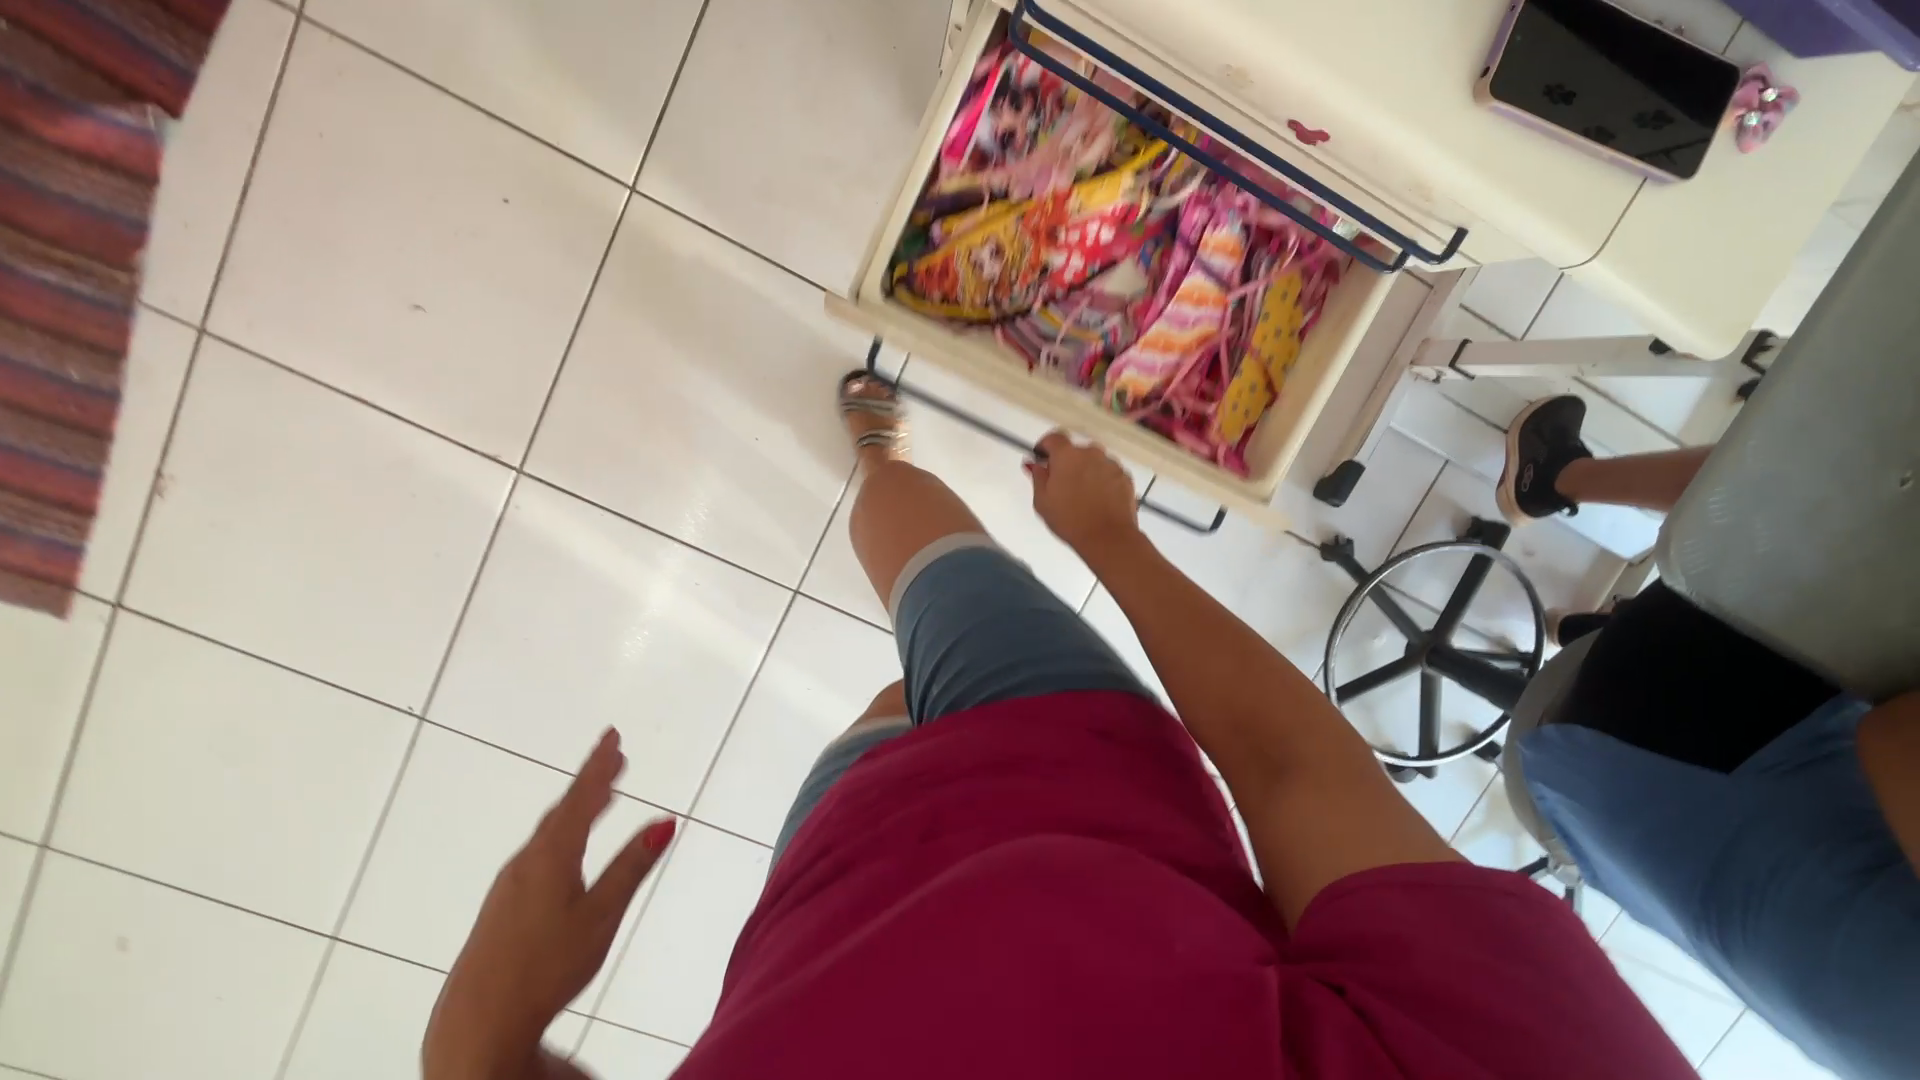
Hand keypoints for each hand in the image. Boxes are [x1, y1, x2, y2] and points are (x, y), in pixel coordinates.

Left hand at [424, 730, 675, 1079]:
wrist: (477, 1022)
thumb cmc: (547, 965)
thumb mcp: (601, 916)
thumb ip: (631, 867)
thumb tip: (665, 822)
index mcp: (552, 856)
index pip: (581, 798)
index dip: (599, 765)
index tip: (614, 736)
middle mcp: (526, 861)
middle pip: (563, 810)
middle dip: (591, 782)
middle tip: (615, 758)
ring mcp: (509, 885)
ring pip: (549, 832)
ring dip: (577, 808)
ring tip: (602, 796)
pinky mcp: (502, 906)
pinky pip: (538, 851)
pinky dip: (561, 833)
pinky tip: (567, 848)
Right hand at [1026, 431, 1141, 557]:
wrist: (1108, 537)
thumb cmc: (1070, 520)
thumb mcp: (1042, 501)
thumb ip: (1037, 477)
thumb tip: (1035, 464)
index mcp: (1067, 455)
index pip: (1054, 437)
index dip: (1045, 446)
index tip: (1042, 458)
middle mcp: (1091, 452)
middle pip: (1075, 451)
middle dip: (1067, 463)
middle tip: (1062, 484)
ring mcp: (1111, 463)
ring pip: (1094, 462)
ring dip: (1086, 472)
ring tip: (1082, 496)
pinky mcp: (1125, 476)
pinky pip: (1109, 473)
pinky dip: (1102, 481)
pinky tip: (1098, 500)